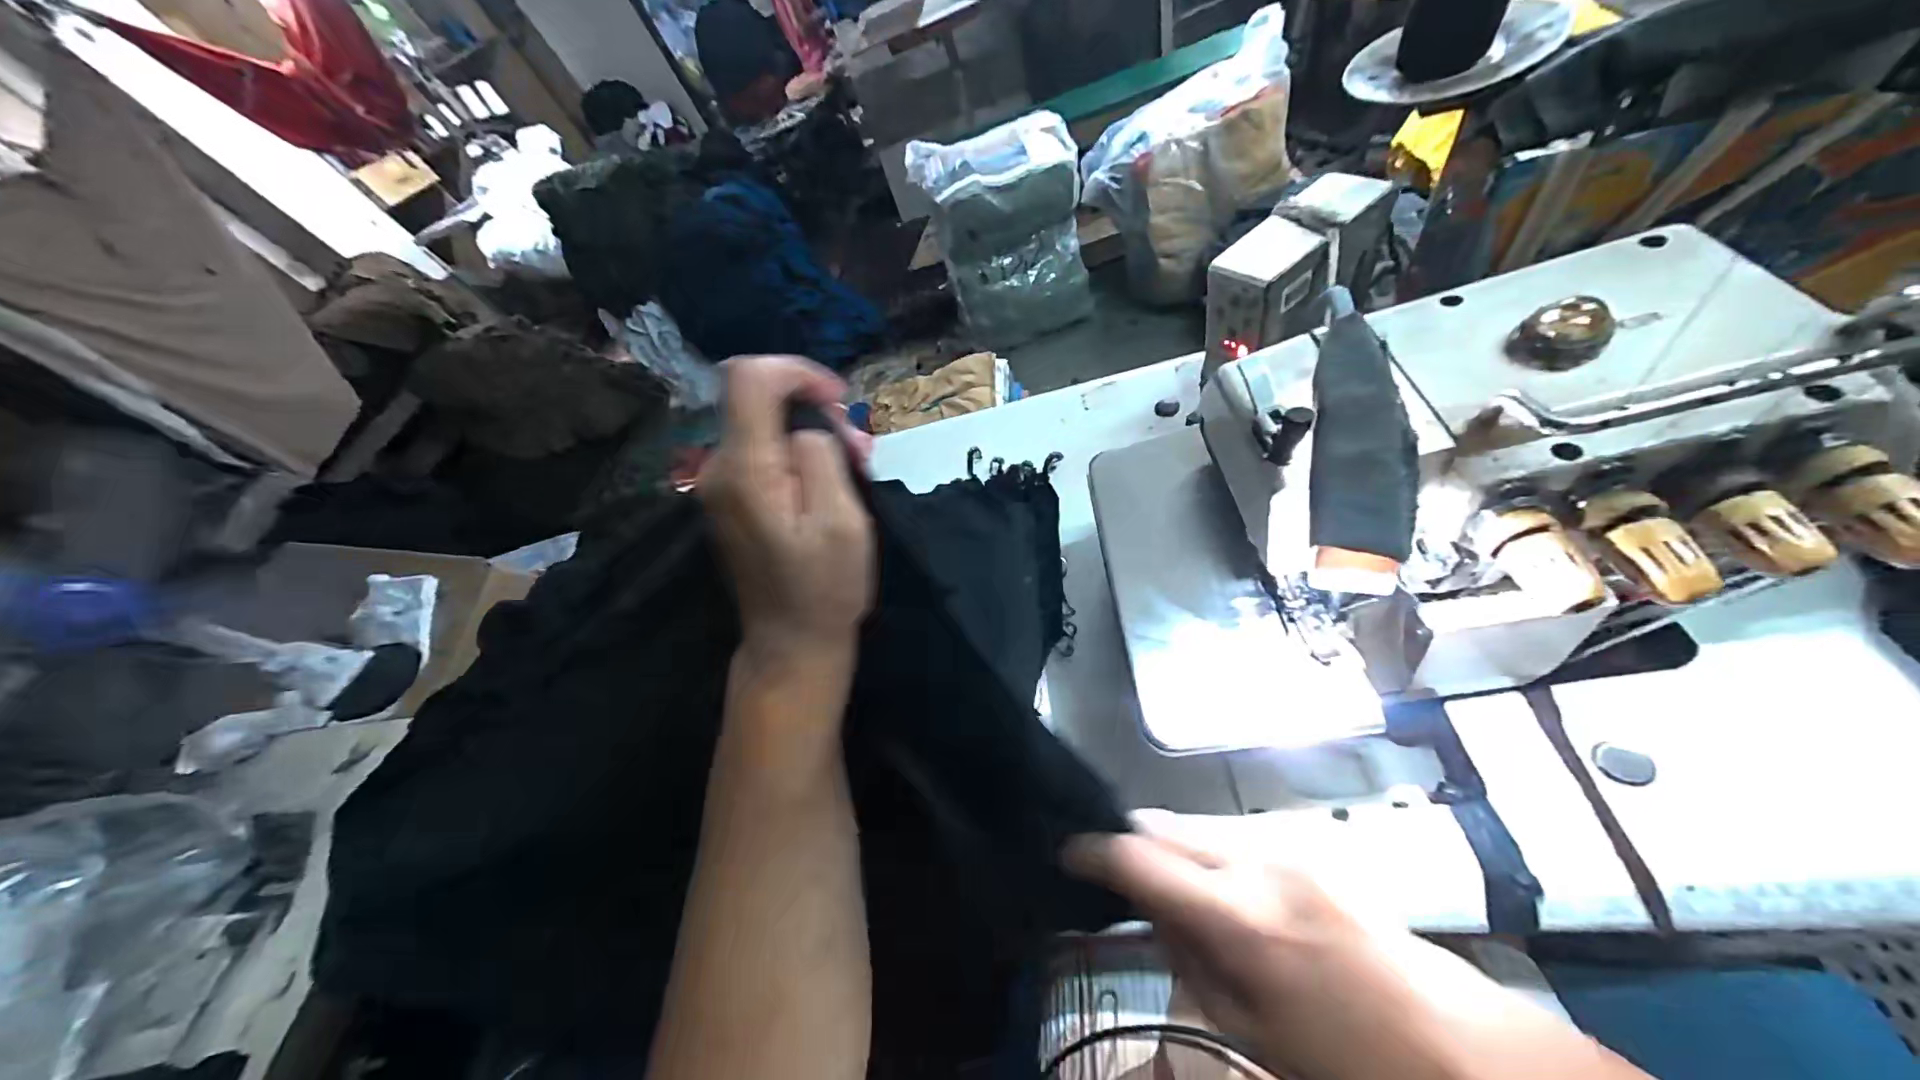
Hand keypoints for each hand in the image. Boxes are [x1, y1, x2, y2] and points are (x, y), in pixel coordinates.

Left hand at [700, 355, 874, 665]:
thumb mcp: (841, 520)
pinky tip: (826, 484)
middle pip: (757, 398)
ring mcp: (718, 485)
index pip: (749, 376)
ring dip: (809, 433)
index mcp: (745, 470)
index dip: (798, 372)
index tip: (837, 404)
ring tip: (851, 469)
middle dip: (812, 409)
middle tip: (858, 452)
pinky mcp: (729, 499)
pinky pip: (761, 452)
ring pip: (763, 425)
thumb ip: (820, 455)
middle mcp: (718, 469)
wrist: (790, 643)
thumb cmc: (825, 588)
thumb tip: (805, 425)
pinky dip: (795, 453)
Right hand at [1066, 812, 1637, 1079]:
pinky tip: (1219, 885)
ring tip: (1169, 883)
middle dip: (1133, 842)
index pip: (1139, 860)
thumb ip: (1187, 959)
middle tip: (1117, 874)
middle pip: (1165, 826)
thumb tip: (1151, 915)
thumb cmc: (1343, 1060)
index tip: (1067, 854)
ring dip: (1171, 844)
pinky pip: (1234, 833)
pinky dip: (1208, 848)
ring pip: (1198, 824)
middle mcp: (1257, 864)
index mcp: (1238, 918)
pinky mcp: (1311, 849)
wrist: (1458, 1045)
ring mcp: (1288, 848)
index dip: (1094, 853)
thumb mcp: (1248, 1030)